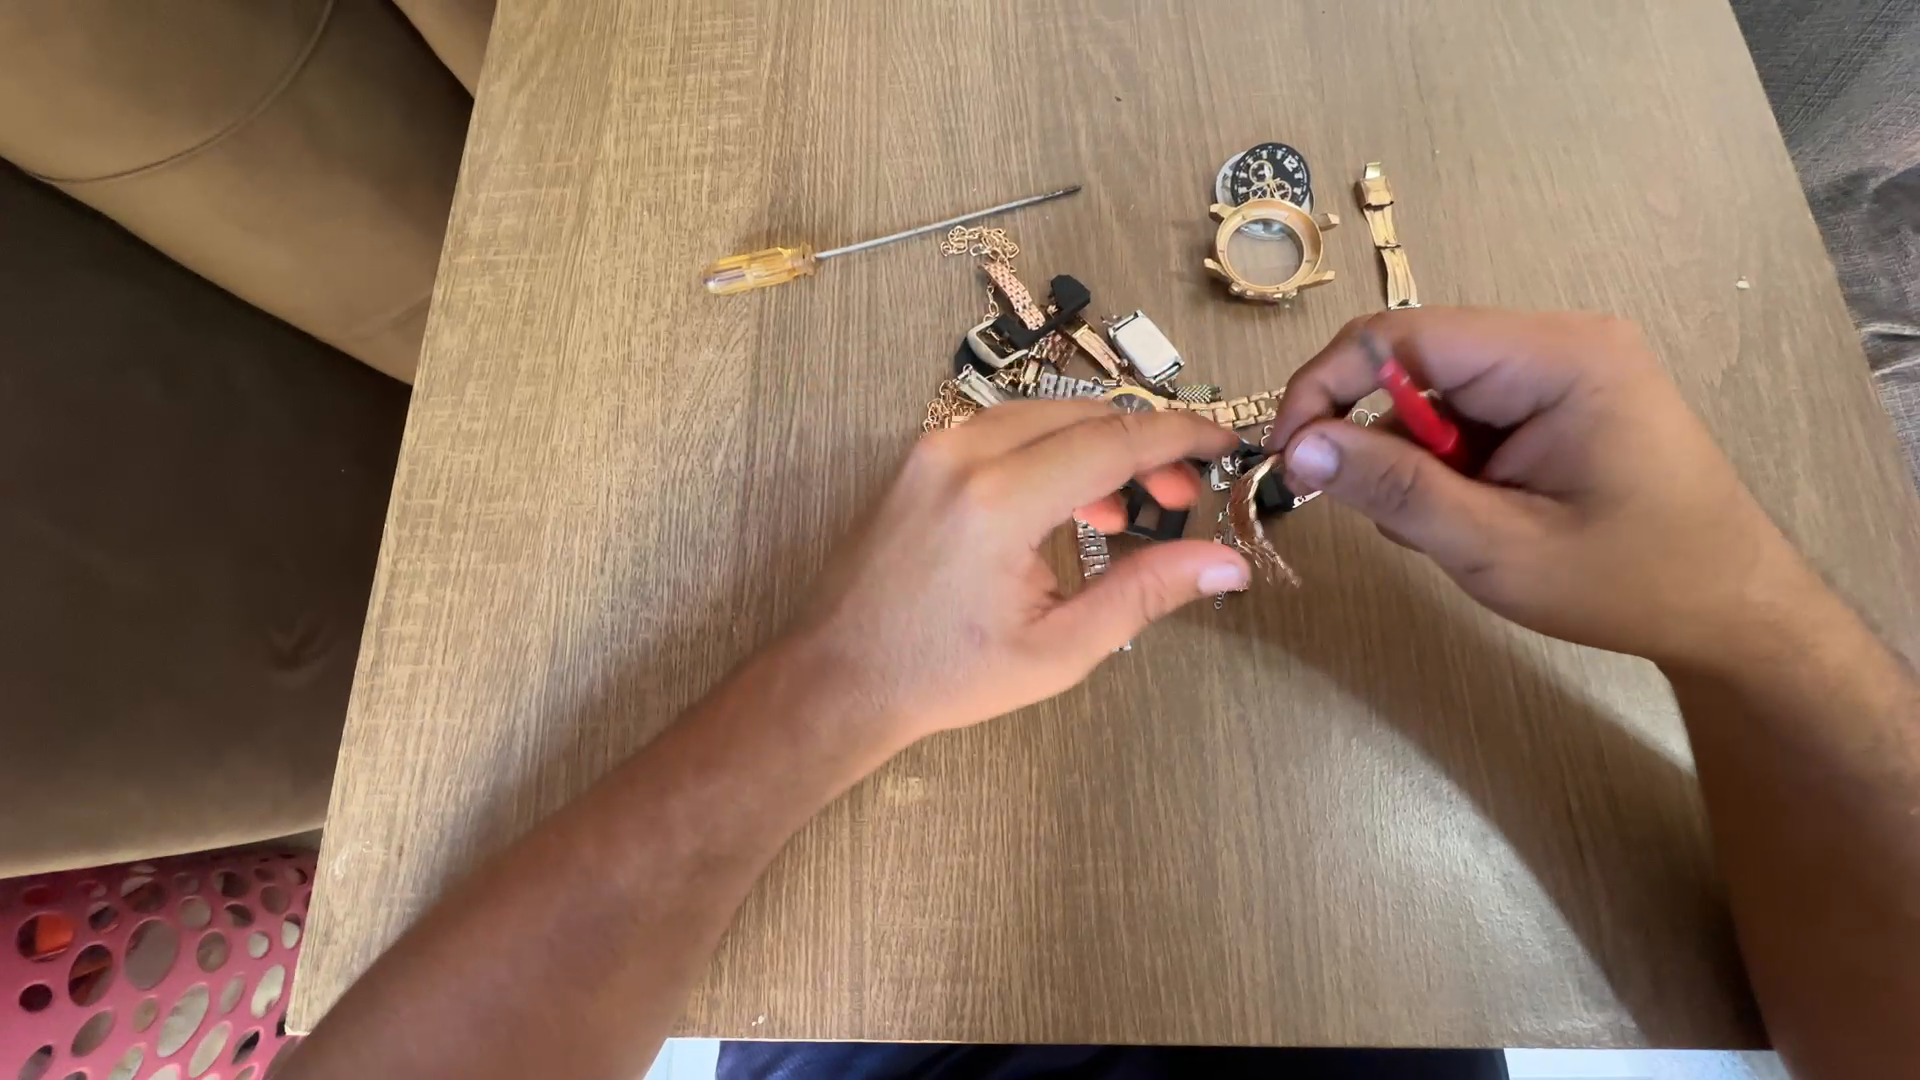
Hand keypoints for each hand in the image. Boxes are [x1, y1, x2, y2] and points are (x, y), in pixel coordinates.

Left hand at [789, 401, 1248, 742]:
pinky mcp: (919, 457)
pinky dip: (1048, 450)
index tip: (1224, 445)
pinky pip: (1002, 430)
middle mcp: (963, 454)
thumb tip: (1227, 563)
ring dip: (1095, 446)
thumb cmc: (947, 674)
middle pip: (1082, 415)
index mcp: (1000, 501)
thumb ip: (1146, 594)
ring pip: (1042, 415)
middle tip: (1177, 500)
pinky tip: (1065, 502)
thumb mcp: (1058, 648)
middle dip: (1142, 446)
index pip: (1114, 441)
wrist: (842, 675)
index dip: (1181, 437)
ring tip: (1123, 512)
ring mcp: (932, 449)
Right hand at [1266, 307, 1812, 666]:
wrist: (1729, 613)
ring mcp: (1544, 376)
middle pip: (1404, 364)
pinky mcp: (1536, 408)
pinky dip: (1425, 470)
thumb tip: (1296, 448)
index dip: (1324, 384)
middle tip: (1356, 502)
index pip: (1398, 337)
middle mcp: (1548, 347)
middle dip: (1364, 435)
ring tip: (1436, 525)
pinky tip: (1458, 514)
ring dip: (1398, 462)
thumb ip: (1391, 489)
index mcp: (1554, 358)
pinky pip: (1444, 422)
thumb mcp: (1494, 545)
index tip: (1286, 453)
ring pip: (1416, 400)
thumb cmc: (1628, 582)